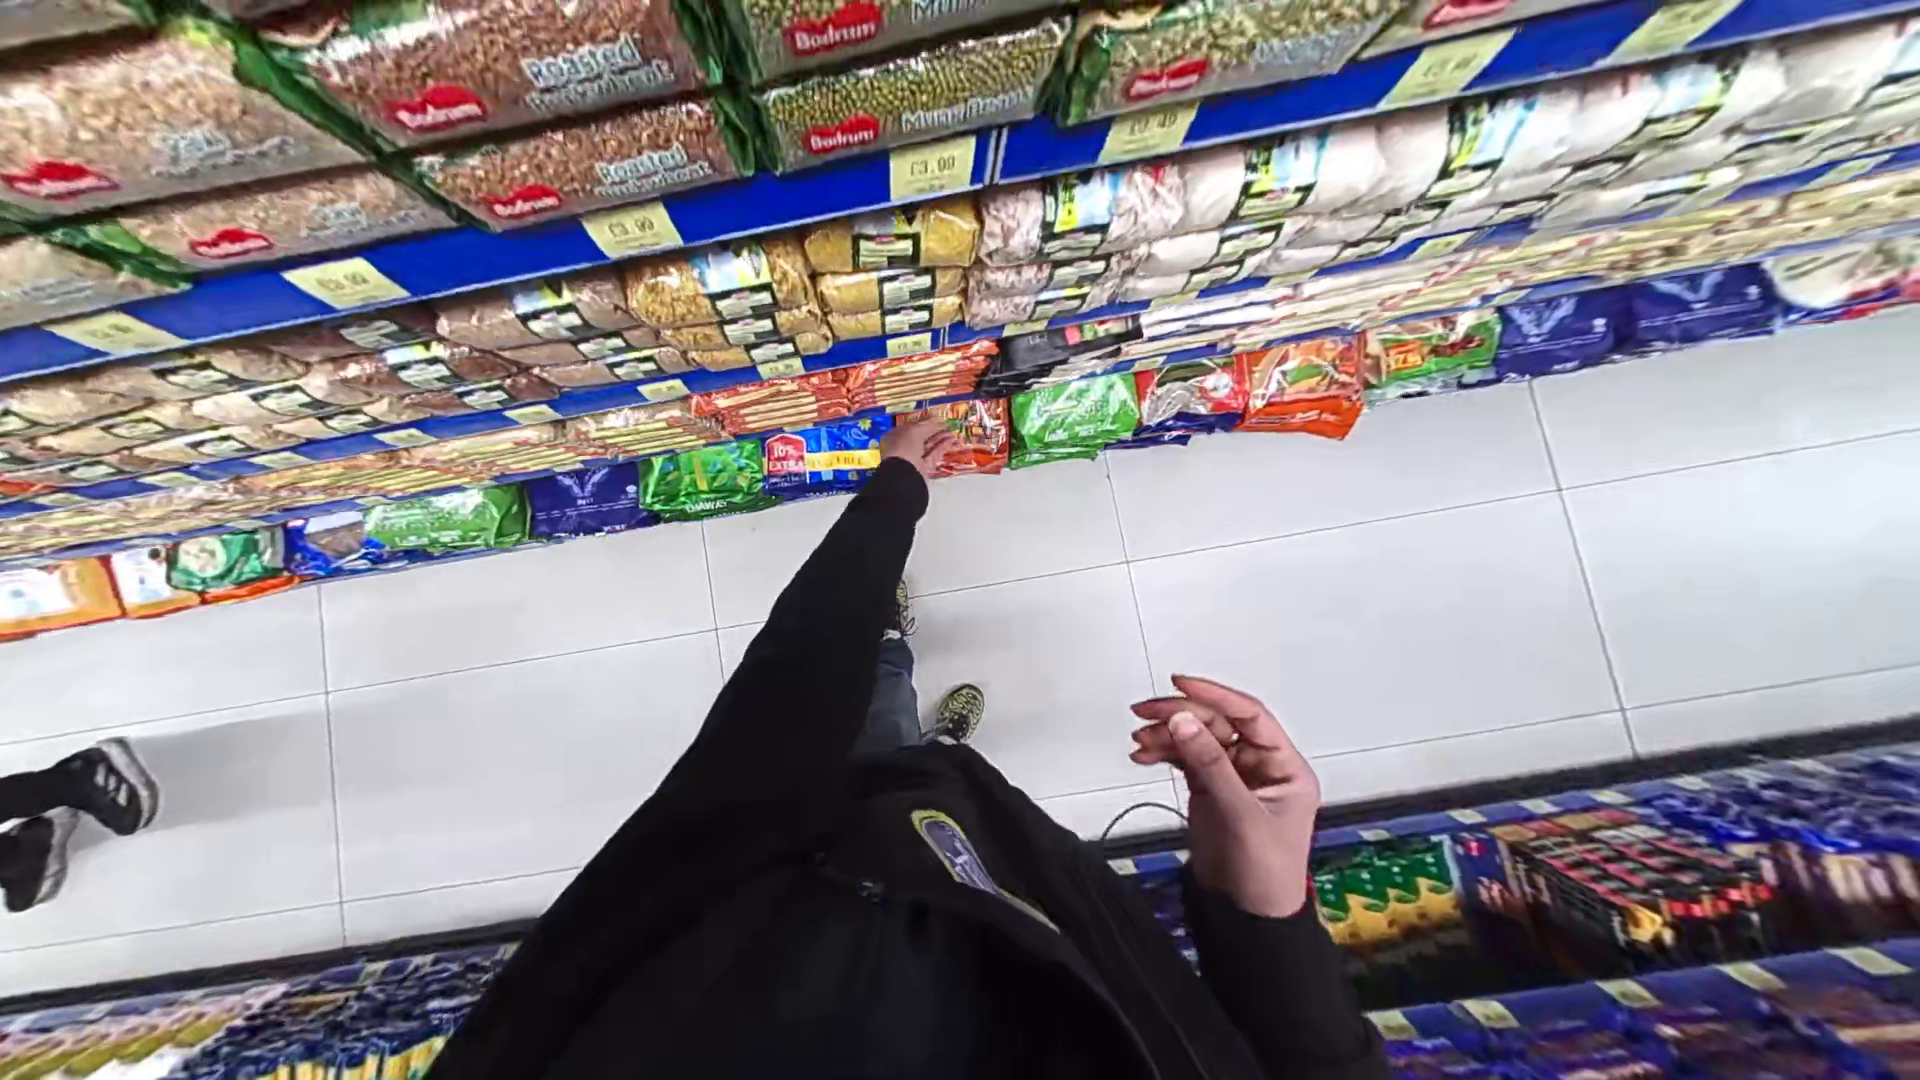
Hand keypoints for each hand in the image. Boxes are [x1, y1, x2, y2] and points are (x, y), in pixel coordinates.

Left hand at [880, 419, 959, 479]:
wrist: (904, 474)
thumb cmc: (904, 447)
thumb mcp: (915, 431)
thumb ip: (927, 425)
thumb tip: (936, 419)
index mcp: (894, 436)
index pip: (910, 427)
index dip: (923, 422)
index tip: (936, 418)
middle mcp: (902, 448)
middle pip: (920, 437)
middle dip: (934, 430)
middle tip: (947, 424)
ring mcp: (912, 459)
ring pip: (928, 446)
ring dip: (940, 438)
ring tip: (952, 432)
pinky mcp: (923, 469)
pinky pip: (933, 456)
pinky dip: (941, 448)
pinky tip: (951, 441)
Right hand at [1129, 675, 1319, 917]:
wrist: (1244, 917)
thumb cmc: (1263, 873)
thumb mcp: (1241, 816)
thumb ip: (1211, 765)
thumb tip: (1183, 720)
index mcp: (1282, 765)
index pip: (1249, 715)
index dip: (1216, 695)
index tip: (1182, 683)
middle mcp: (1257, 763)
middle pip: (1215, 722)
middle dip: (1179, 715)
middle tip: (1146, 712)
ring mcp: (1230, 773)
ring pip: (1194, 736)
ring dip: (1165, 733)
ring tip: (1140, 739)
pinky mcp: (1207, 785)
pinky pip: (1182, 755)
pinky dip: (1161, 751)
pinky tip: (1143, 753)